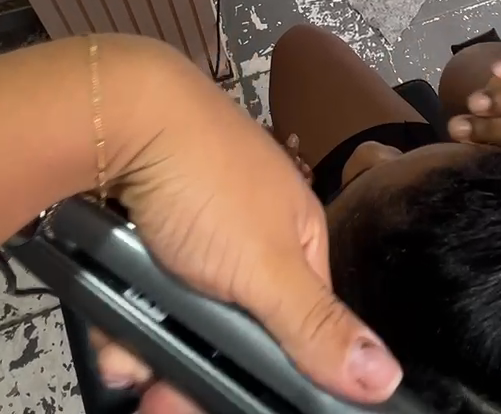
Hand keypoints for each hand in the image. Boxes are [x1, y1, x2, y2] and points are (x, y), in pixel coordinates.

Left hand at [92, 41, 400, 412]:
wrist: (125, 115)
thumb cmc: (208, 184)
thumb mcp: (265, 266)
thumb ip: (317, 325)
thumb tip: (390, 378)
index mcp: (297, 233)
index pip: (301, 323)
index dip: (265, 371)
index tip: (219, 402)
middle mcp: (254, 230)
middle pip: (235, 323)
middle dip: (196, 363)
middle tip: (155, 397)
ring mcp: (202, 223)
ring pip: (184, 311)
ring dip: (154, 345)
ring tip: (124, 362)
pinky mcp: (155, 222)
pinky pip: (149, 286)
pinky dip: (130, 312)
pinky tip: (111, 331)